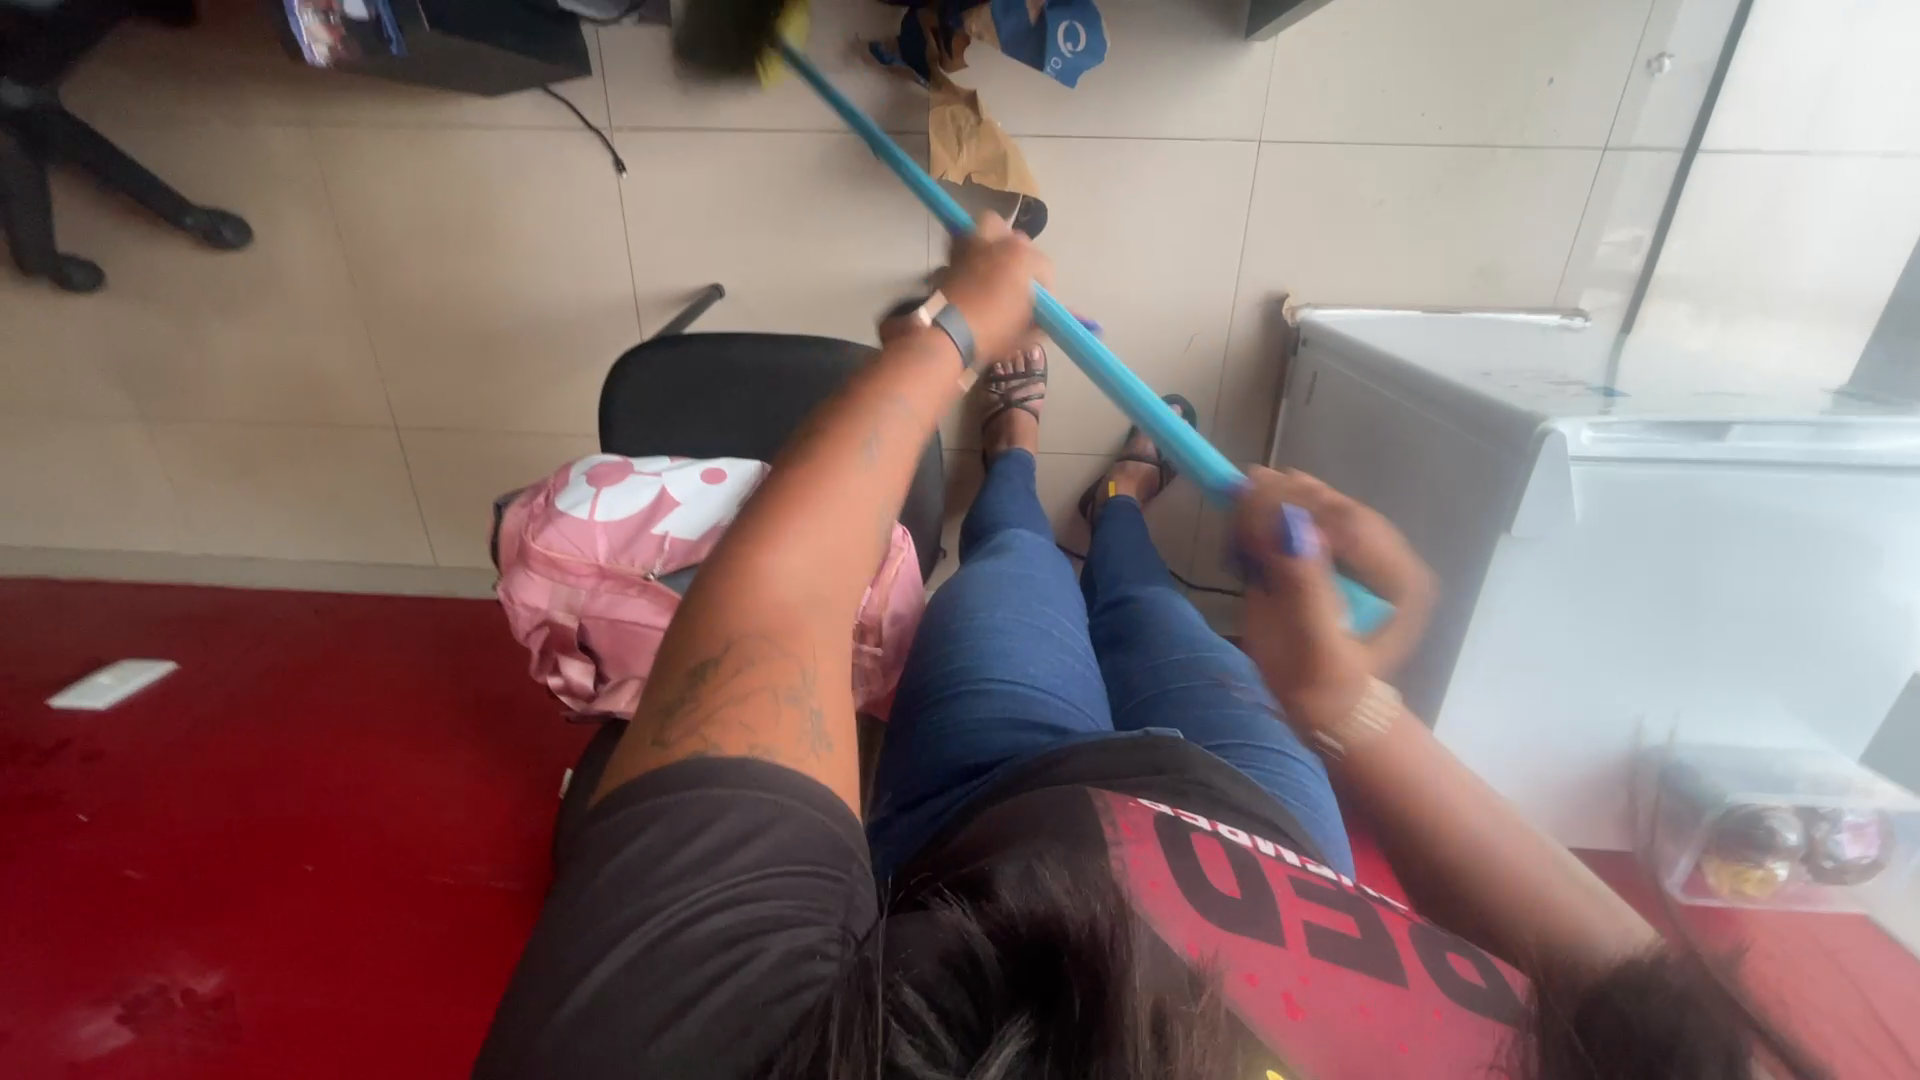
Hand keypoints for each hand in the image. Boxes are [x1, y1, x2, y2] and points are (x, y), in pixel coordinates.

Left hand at [939, 213, 1051, 363]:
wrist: (944, 334)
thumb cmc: (991, 333)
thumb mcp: (1024, 336)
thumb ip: (1042, 323)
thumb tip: (1060, 315)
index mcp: (1023, 258)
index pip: (1045, 267)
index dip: (1045, 288)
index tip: (1039, 308)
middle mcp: (999, 243)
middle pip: (1018, 240)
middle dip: (1022, 258)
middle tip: (1018, 283)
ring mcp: (972, 245)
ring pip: (989, 226)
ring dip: (995, 240)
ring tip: (994, 263)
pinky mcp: (951, 255)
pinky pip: (964, 244)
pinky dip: (969, 253)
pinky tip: (970, 271)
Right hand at [1234, 467, 1434, 736]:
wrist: (1318, 704)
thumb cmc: (1324, 685)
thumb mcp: (1316, 647)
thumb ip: (1305, 588)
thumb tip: (1290, 530)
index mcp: (1398, 580)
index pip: (1355, 526)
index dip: (1307, 509)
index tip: (1259, 499)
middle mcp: (1381, 557)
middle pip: (1334, 509)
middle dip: (1288, 497)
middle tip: (1244, 485)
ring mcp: (1352, 554)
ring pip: (1318, 508)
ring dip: (1278, 499)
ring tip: (1242, 493)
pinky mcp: (1324, 554)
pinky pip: (1301, 519)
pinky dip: (1271, 512)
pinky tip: (1249, 512)